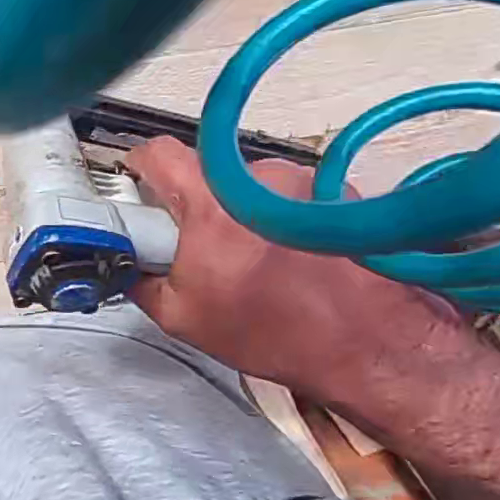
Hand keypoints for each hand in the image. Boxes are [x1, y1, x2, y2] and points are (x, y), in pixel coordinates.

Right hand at [125, 136, 458, 399]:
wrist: (370, 346)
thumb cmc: (282, 332)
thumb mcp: (181, 317)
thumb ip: (141, 280)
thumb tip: (129, 266)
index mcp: (212, 205)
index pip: (159, 153)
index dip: (139, 165)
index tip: (136, 183)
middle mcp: (258, 180)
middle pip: (202, 169)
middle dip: (190, 202)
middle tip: (193, 243)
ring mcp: (300, 182)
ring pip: (241, 183)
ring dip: (234, 211)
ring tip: (247, 258)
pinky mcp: (332, 191)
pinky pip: (280, 193)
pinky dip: (271, 218)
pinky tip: (281, 258)